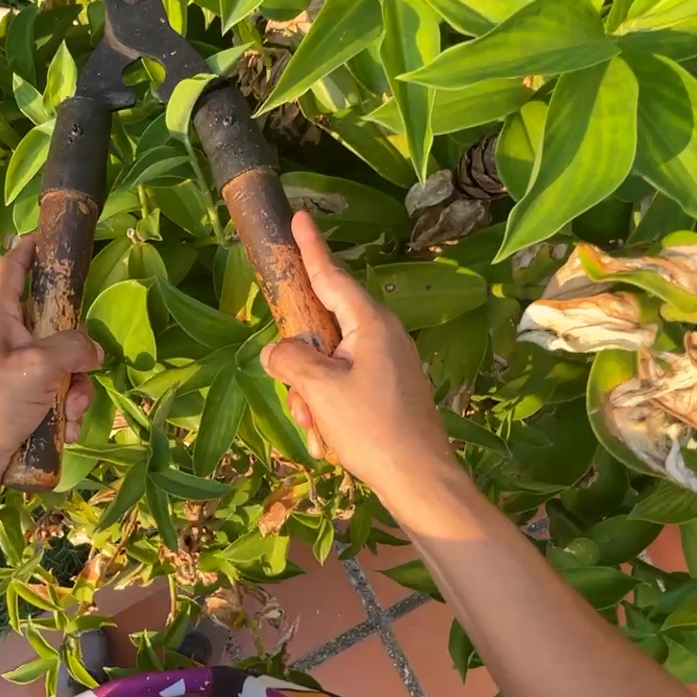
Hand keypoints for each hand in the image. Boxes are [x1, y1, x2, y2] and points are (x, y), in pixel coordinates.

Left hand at [0, 237, 101, 483]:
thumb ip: (73, 349)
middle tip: (83, 369)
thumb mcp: (38, 367)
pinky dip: (66, 414)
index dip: (29, 250)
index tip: (50, 239)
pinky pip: (56, 399)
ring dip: (75, 392)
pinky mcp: (21, 407)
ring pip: (63, 369)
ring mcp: (13, 376)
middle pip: (54, 327)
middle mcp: (6, 342)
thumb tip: (95, 352)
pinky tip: (66, 432)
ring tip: (68, 415)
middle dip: (77, 353)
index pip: (12, 270)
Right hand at [260, 213, 460, 503]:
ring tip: (315, 428)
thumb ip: (289, 360)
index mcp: (370, 324)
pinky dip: (328, 405)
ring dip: (312, 392)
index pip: (332, 276)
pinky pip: (345, 383)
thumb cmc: (372, 427)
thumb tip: (276, 351)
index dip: (312, 248)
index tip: (300, 217)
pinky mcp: (389, 389)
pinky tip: (327, 437)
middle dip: (300, 363)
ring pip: (330, 362)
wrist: (420, 479)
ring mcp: (388, 363)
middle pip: (324, 329)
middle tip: (296, 397)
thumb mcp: (319, 389)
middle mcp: (383, 336)